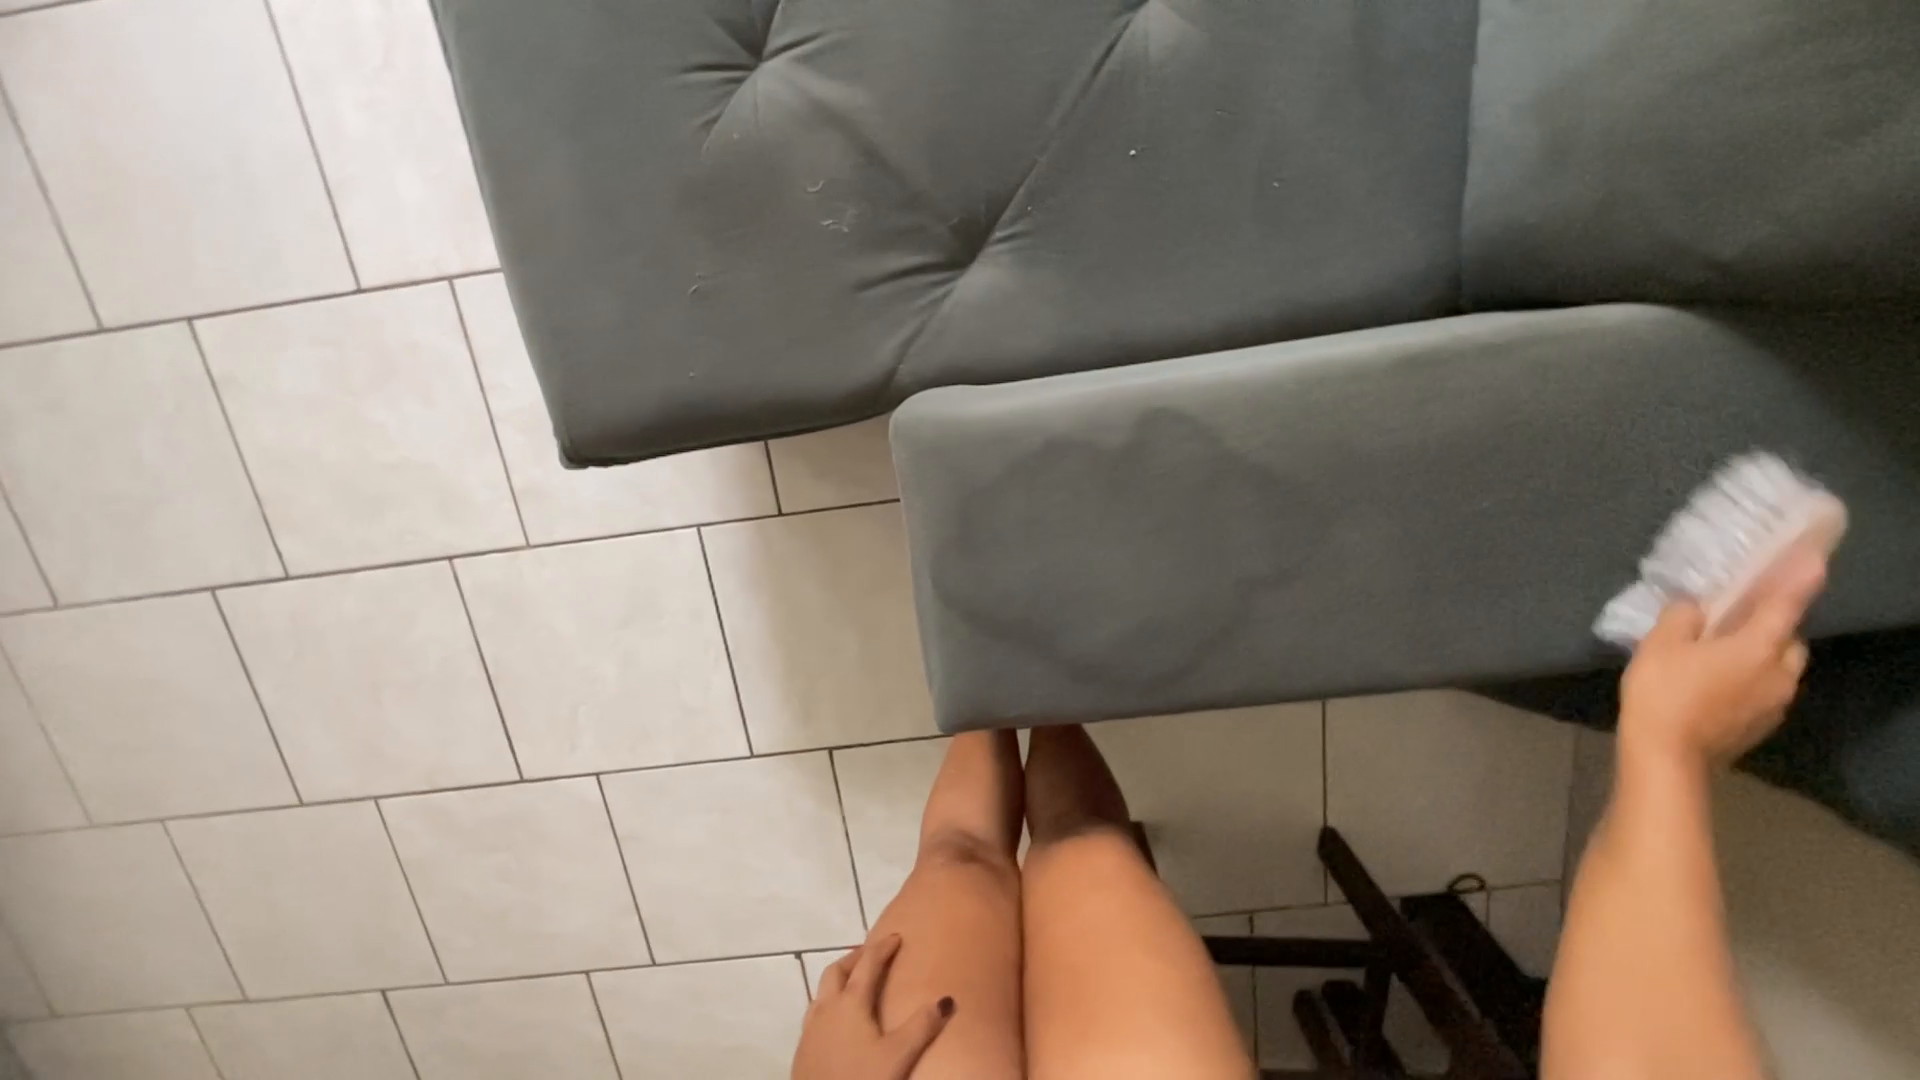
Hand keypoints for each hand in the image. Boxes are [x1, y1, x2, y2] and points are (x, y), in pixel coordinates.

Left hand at [792, 935, 952, 1079]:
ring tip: (853, 983)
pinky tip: (836, 1020)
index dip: (883, 947)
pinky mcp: (802, 1048)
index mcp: (851, 1002)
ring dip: (838, 979)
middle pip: (837, 970)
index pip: (868, 964)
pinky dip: (828, 1002)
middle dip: (855, 957)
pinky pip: (814, 1012)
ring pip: (821, 990)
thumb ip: (922, 1026)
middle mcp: (827, 1007)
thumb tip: (947, 999)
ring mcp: (810, 1028)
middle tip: (872, 955)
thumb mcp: (898, 1055)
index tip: (896, 937)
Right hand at [1618, 548, 1826, 770]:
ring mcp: (1775, 702)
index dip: (1797, 581)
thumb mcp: (1658, 645)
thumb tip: (1694, 607)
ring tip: (1719, 655)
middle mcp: (1779, 672)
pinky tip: (1713, 685)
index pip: (1785, 606)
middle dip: (1770, 628)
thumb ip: (1681, 619)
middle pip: (1787, 640)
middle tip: (1736, 621)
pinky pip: (1762, 690)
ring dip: (1757, 656)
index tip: (1813, 558)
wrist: (1668, 752)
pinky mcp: (1762, 723)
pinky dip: (1746, 680)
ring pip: (1777, 668)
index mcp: (1757, 647)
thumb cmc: (1663, 691)